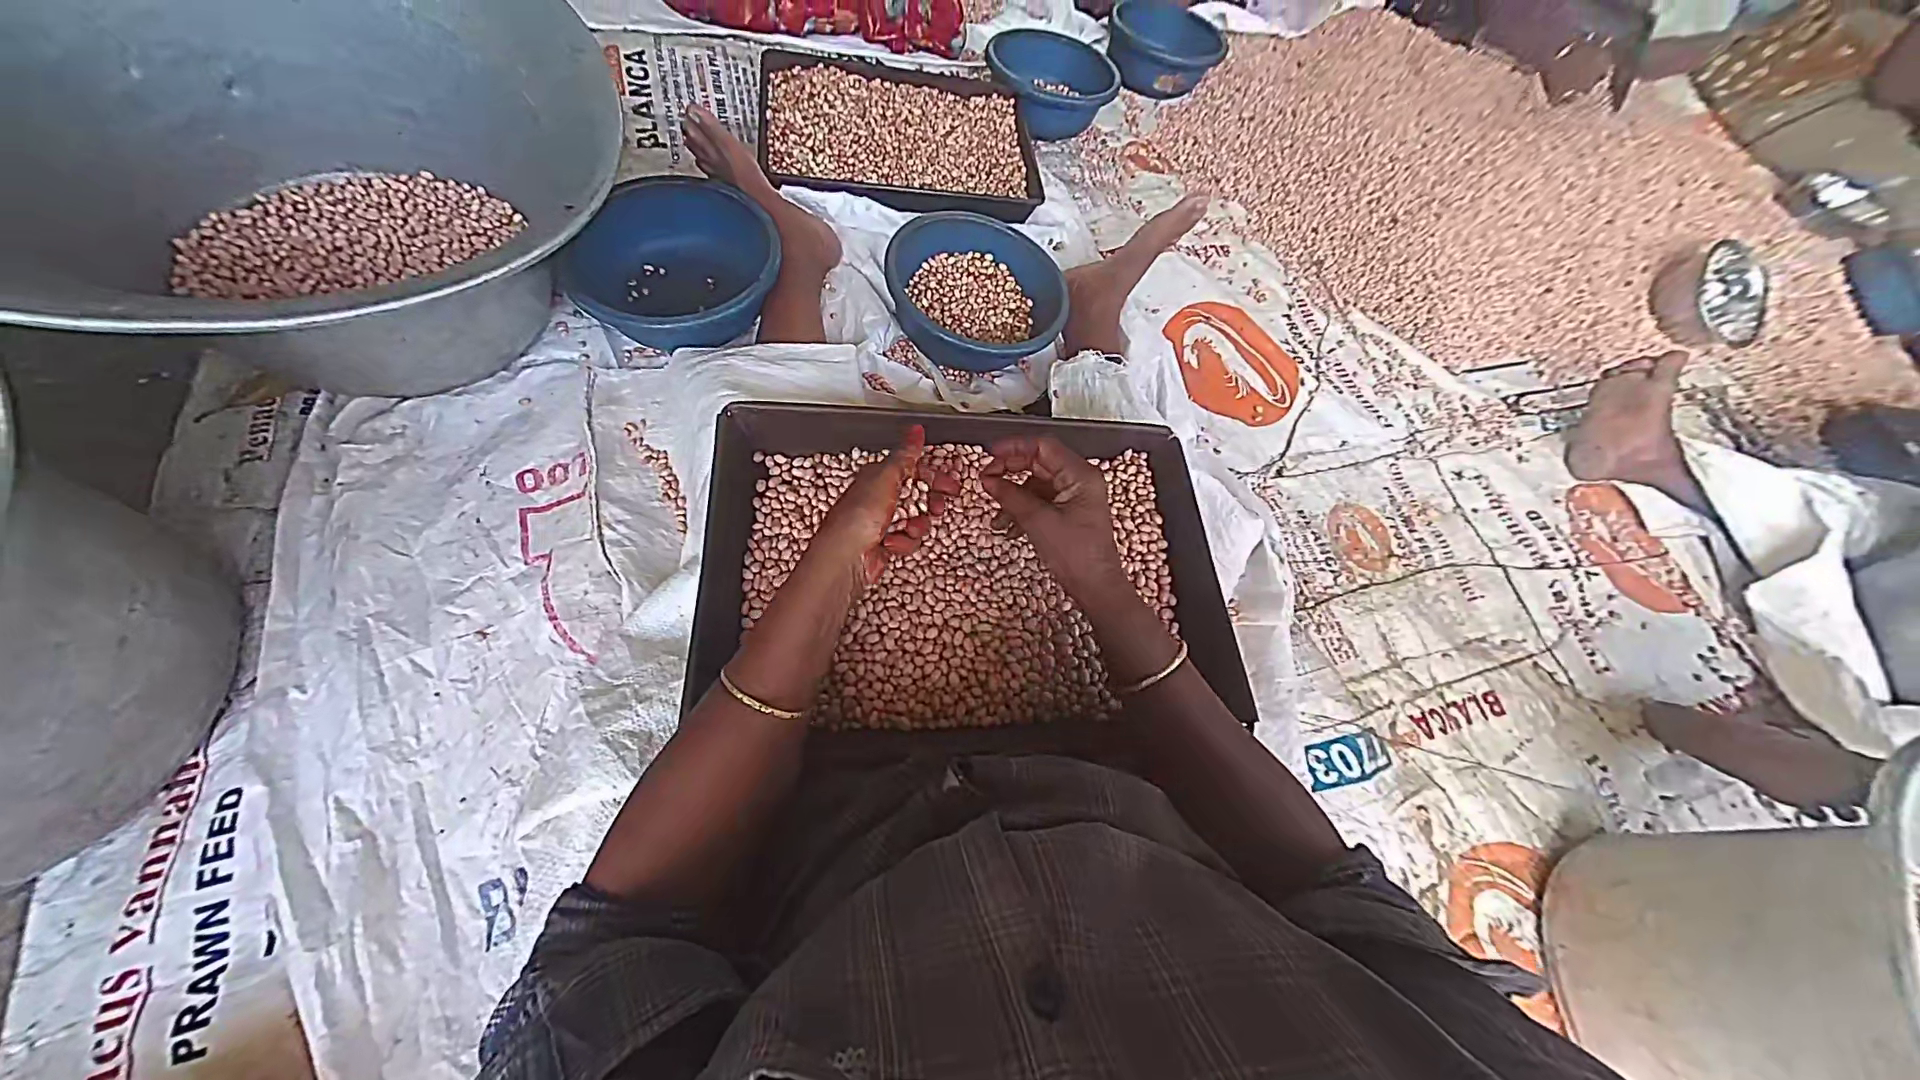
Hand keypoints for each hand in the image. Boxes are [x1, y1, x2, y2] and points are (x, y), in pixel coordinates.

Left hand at [803, 424, 957, 594]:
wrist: (846, 556)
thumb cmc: (858, 517)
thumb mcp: (887, 478)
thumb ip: (905, 455)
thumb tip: (916, 431)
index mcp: (880, 476)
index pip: (914, 471)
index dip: (934, 478)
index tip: (950, 486)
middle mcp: (881, 498)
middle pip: (919, 496)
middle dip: (929, 504)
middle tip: (935, 508)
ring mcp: (884, 522)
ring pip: (917, 520)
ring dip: (916, 526)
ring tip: (907, 529)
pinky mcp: (887, 542)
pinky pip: (908, 540)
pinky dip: (904, 543)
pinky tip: (892, 543)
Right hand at [979, 436, 1129, 605]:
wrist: (1096, 587)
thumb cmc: (1076, 555)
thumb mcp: (1037, 521)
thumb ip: (1011, 495)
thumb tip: (989, 479)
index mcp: (1080, 475)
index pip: (1043, 447)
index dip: (1013, 448)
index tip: (990, 455)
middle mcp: (1080, 480)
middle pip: (1039, 463)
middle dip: (1010, 471)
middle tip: (986, 479)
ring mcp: (1076, 497)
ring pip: (1037, 484)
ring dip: (1014, 495)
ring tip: (996, 513)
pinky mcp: (1070, 513)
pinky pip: (1041, 501)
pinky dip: (1023, 509)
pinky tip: (1008, 526)